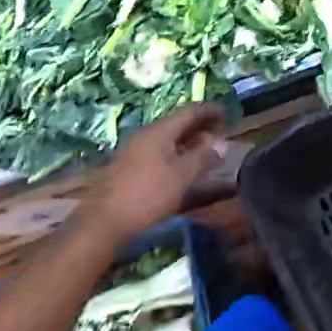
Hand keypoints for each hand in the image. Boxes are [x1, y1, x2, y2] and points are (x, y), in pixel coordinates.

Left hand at [85, 104, 227, 244]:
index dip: (209, 110)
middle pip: (178, 122)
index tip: (226, 112)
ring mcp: (136, 149)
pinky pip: (160, 149)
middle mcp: (147, 134)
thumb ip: (203, 157)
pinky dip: (177, 151)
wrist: (105, 220)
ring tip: (206, 147)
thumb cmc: (148, 195)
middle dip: (200, 125)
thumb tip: (221, 143)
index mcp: (160, 130)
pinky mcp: (130, 165)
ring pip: (168, 137)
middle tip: (221, 129)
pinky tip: (183, 165)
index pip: (189, 111)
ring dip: (188, 139)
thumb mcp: (181, 176)